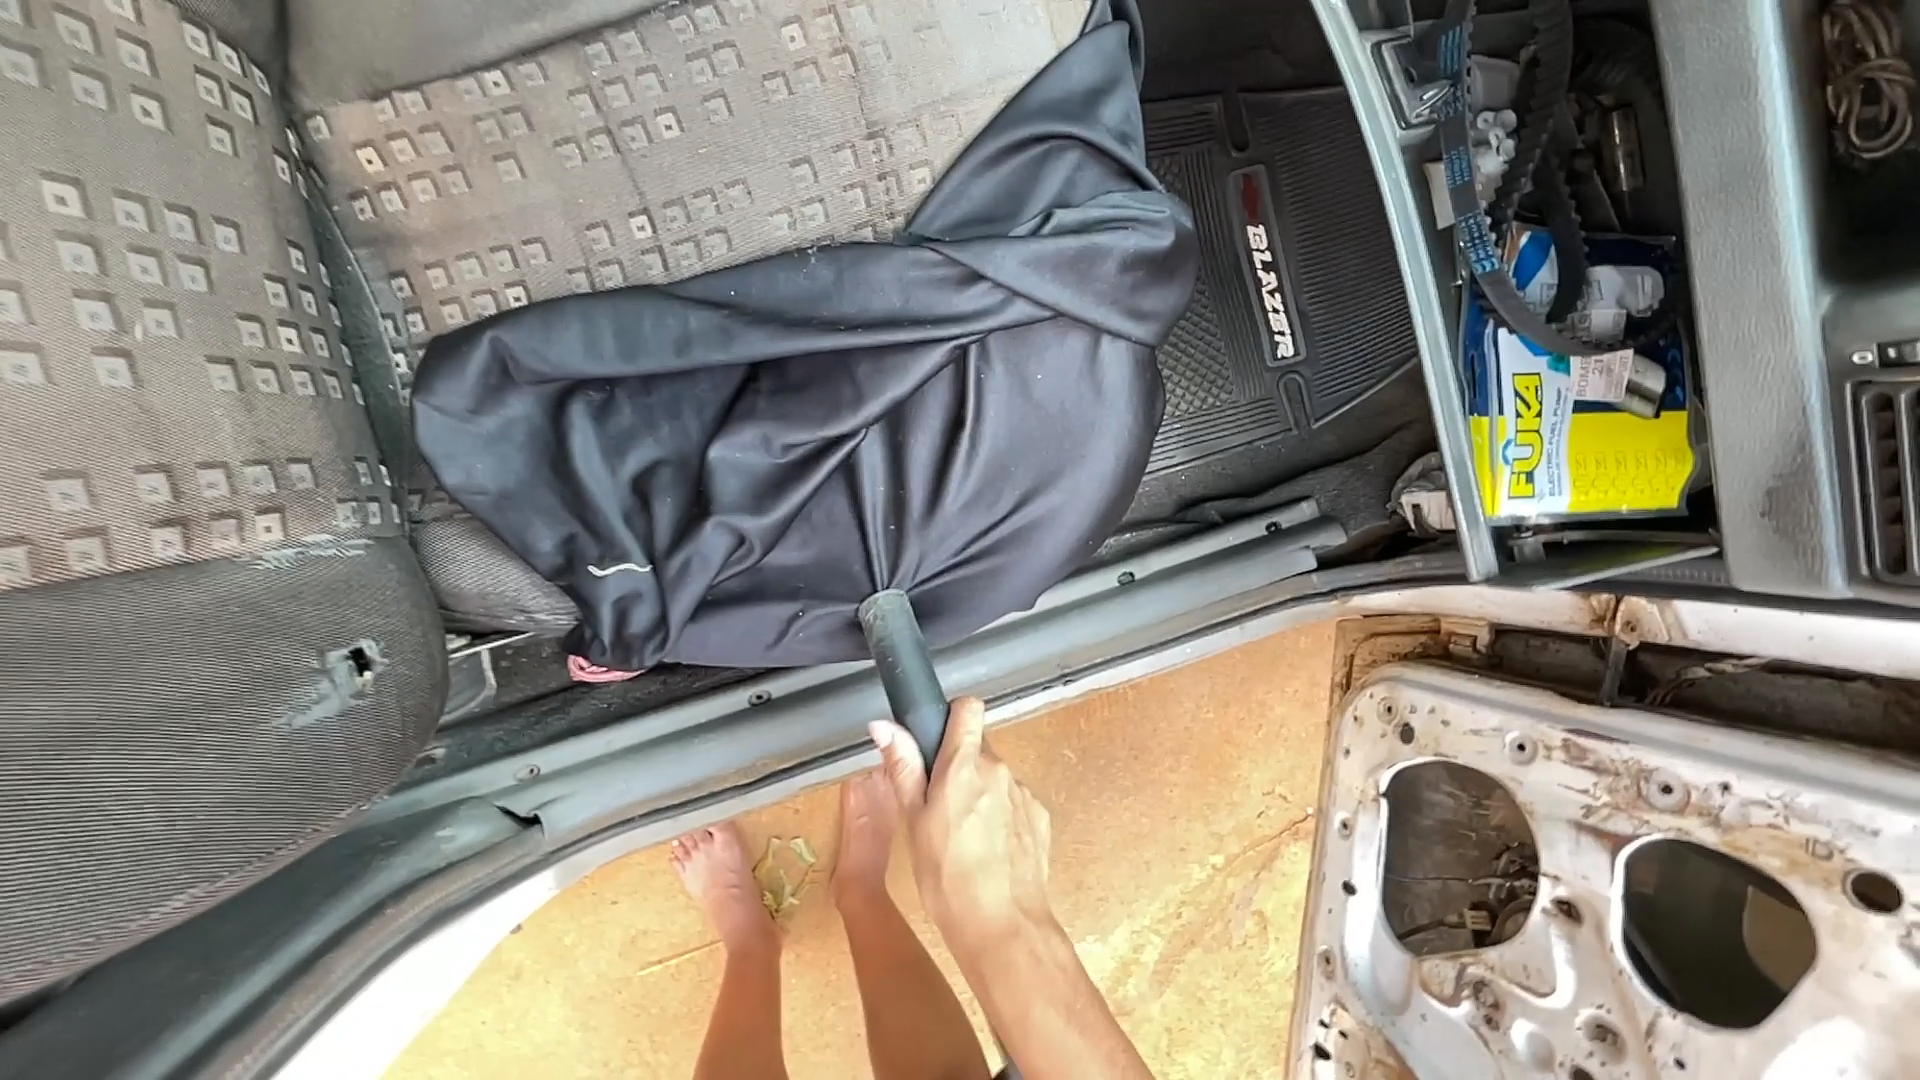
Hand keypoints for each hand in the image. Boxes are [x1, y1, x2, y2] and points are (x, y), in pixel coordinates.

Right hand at [869, 697, 1054, 947]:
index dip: (953, 717)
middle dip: (960, 768)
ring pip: (996, 779)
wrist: (1003, 927)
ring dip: (981, 795)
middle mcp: (1000, 769)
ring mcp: (1023, 794)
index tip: (938, 740)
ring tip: (964, 840)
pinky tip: (989, 853)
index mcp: (964, 765)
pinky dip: (1001, 819)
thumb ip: (903, 767)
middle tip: (939, 808)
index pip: (968, 708)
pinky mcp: (1040, 819)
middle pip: (979, 749)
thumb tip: (884, 726)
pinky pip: (1014, 804)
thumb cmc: (947, 877)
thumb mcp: (914, 822)